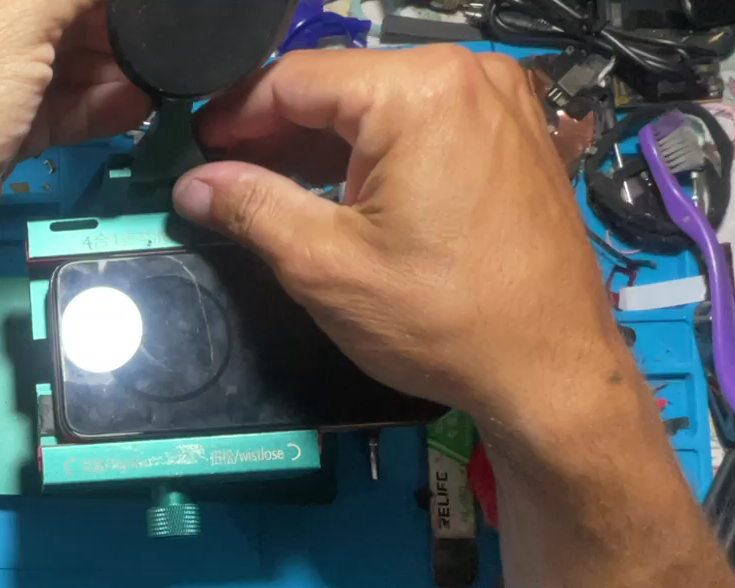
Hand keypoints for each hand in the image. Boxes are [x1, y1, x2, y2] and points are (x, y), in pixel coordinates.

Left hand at [0, 0, 149, 298]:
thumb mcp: (9, 16)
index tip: (140, 6)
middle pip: (60, 7)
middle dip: (111, 18)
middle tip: (163, 33)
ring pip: (68, 56)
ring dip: (118, 62)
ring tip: (166, 68)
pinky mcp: (4, 133)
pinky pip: (62, 107)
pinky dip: (100, 105)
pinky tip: (140, 103)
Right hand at [172, 47, 634, 448]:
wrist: (543, 365)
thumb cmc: (433, 317)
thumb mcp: (324, 265)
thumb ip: (252, 210)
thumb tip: (191, 184)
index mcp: (418, 92)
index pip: (297, 79)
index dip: (233, 113)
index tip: (192, 147)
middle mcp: (466, 75)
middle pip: (339, 87)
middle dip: (271, 129)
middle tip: (219, 174)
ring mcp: (496, 103)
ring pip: (375, 109)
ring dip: (313, 144)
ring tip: (261, 188)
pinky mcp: (506, 139)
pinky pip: (414, 129)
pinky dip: (361, 155)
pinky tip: (327, 192)